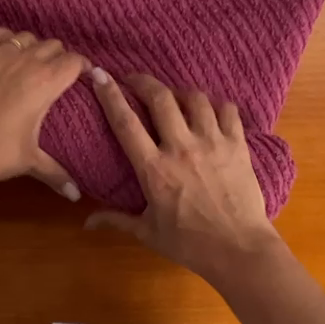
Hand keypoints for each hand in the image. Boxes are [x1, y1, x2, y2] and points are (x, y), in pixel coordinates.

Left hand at [0, 28, 88, 198]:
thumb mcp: (30, 161)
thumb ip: (57, 173)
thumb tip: (76, 195)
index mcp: (45, 83)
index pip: (74, 62)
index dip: (81, 68)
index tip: (81, 78)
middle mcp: (24, 62)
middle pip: (53, 46)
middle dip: (59, 58)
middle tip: (56, 75)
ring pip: (26, 37)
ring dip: (33, 48)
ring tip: (31, 64)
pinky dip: (4, 38)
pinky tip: (5, 49)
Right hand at [84, 69, 281, 286]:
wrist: (237, 248)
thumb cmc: (188, 244)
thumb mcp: (147, 232)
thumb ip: (116, 220)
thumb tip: (86, 223)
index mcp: (154, 169)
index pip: (126, 123)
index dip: (110, 95)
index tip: (100, 75)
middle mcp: (181, 148)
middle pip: (161, 98)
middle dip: (144, 81)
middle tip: (135, 79)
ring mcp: (213, 142)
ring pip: (195, 98)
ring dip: (181, 92)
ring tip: (174, 97)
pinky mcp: (238, 145)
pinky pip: (227, 110)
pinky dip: (216, 105)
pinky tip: (210, 111)